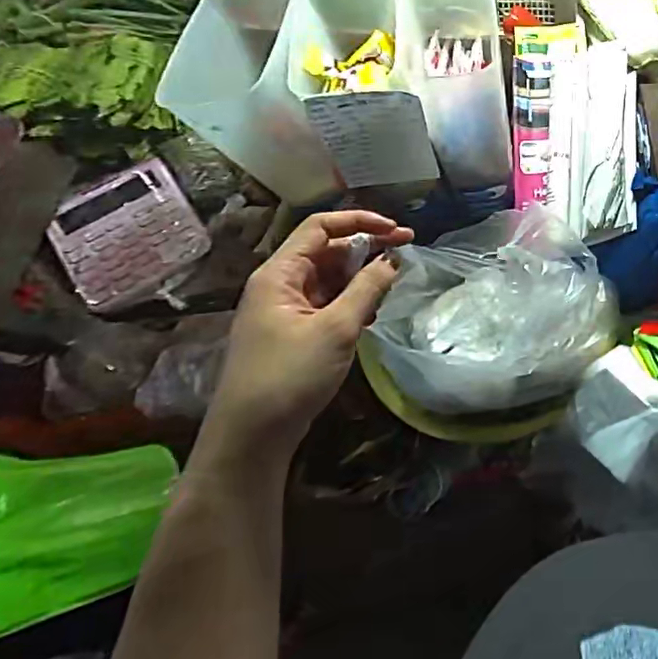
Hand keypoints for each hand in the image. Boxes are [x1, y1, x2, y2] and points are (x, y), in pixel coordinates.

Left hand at [204, 211, 413, 461]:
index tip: (396, 230)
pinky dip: (351, 301)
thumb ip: (366, 288)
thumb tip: (392, 259)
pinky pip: (326, 303)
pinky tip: (372, 312)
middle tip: (405, 253)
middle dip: (366, 248)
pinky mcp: (292, 332)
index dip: (360, 221)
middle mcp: (279, 284)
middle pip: (326, 250)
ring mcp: (284, 309)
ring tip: (392, 285)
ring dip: (360, 277)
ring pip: (329, 278)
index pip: (320, 227)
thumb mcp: (336, 329)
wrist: (251, 437)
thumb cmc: (290, 376)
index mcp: (279, 273)